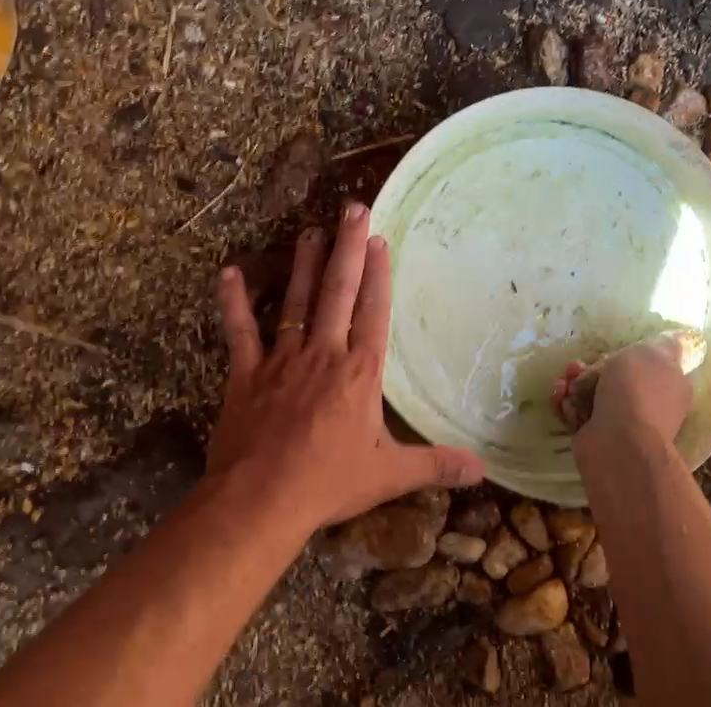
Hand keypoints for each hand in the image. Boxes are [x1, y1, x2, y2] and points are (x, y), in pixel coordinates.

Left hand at [210, 203, 484, 531]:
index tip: (379, 239)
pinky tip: (229, 273)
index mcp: (360, 372)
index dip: (378, 274)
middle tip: (352, 209)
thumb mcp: (388, 474)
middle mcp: (324, 354)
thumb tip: (481, 470)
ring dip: (306, 265)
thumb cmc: (327, 483)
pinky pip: (240, 332)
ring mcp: (283, 361)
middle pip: (339, 291)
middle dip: (348, 248)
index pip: (374, 311)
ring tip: (311, 231)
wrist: (258, 501)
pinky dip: (234, 303)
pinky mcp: (246, 375)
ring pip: (297, 302)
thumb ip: (435, 465)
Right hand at [551, 336, 693, 447]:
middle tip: (577, 366)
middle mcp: (650, 404)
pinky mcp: (599, 437)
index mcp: (670, 384)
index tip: (612, 352)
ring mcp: (624, 422)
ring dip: (575, 385)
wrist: (618, 442)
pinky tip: (559, 397)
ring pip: (595, 394)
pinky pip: (580, 414)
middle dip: (592, 369)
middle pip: (616, 377)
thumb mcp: (652, 353)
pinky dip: (567, 405)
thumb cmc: (636, 390)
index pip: (649, 364)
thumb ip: (659, 346)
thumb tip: (673, 344)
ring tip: (564, 382)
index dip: (628, 355)